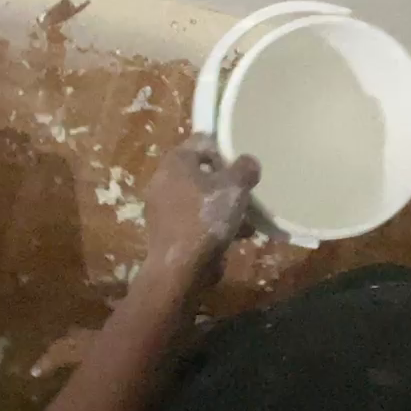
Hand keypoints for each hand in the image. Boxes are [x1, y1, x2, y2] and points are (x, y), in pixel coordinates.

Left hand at [141, 135, 259, 286]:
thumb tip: (248, 163)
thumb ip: (245, 168)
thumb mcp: (235, 186)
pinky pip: (195, 219)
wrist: (180, 269)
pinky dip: (214, 225)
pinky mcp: (166, 232)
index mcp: (175, 161)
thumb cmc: (206, 218)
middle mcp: (163, 180)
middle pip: (203, 172)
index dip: (225, 151)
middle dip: (227, 184)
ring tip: (247, 220)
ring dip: (224, 207)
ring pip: (201, 198)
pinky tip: (237, 236)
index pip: (203, 141)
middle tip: (246, 194)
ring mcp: (162, 208)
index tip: (240, 170)